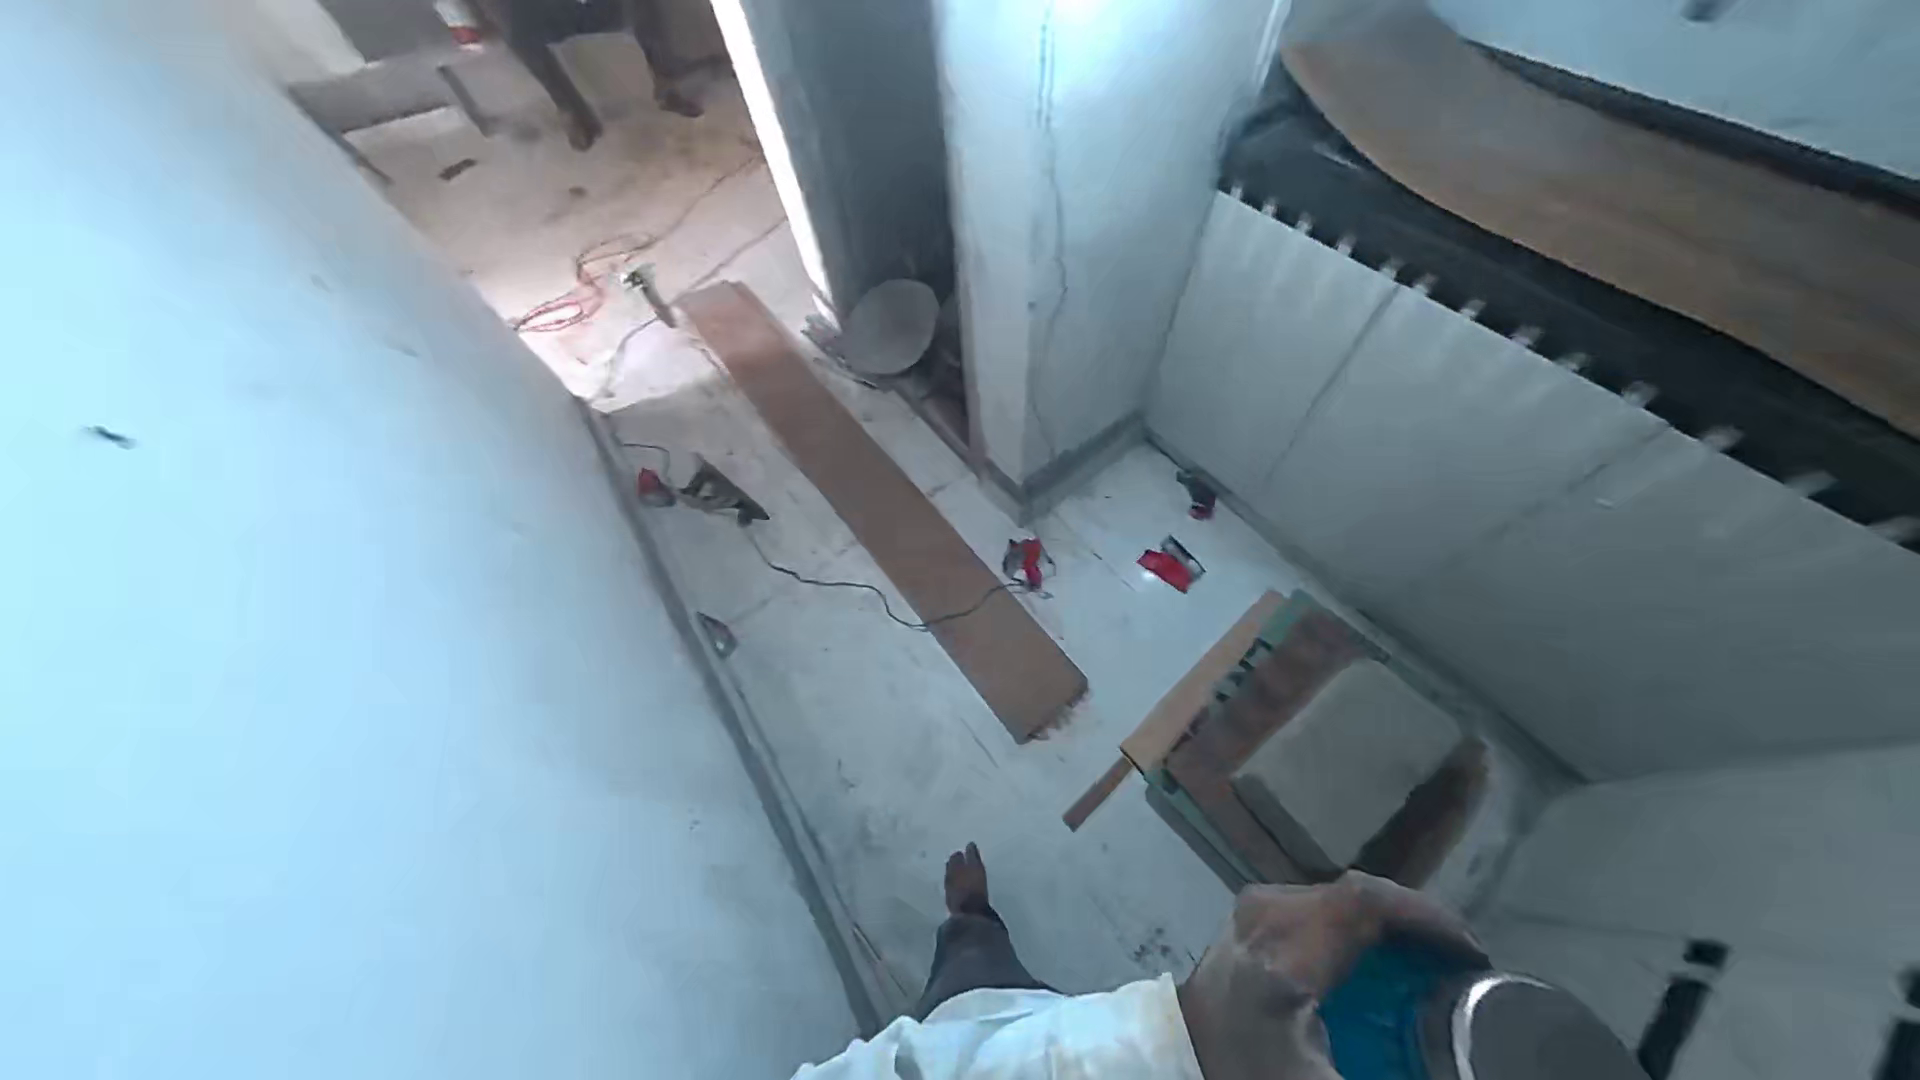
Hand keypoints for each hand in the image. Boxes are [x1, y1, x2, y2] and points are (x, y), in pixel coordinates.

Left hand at [1177, 872, 1484, 1079]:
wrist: (1186, 1061)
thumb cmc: (1254, 1072)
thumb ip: (1398, 1066)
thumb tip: (1460, 1067)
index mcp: (1284, 951)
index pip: (1361, 901)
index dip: (1425, 918)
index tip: (1475, 957)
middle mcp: (1264, 914)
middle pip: (1352, 896)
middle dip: (1413, 924)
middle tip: (1459, 970)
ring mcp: (1251, 909)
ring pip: (1333, 897)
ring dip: (1383, 924)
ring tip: (1427, 966)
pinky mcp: (1247, 917)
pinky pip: (1314, 906)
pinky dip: (1354, 926)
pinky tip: (1377, 962)